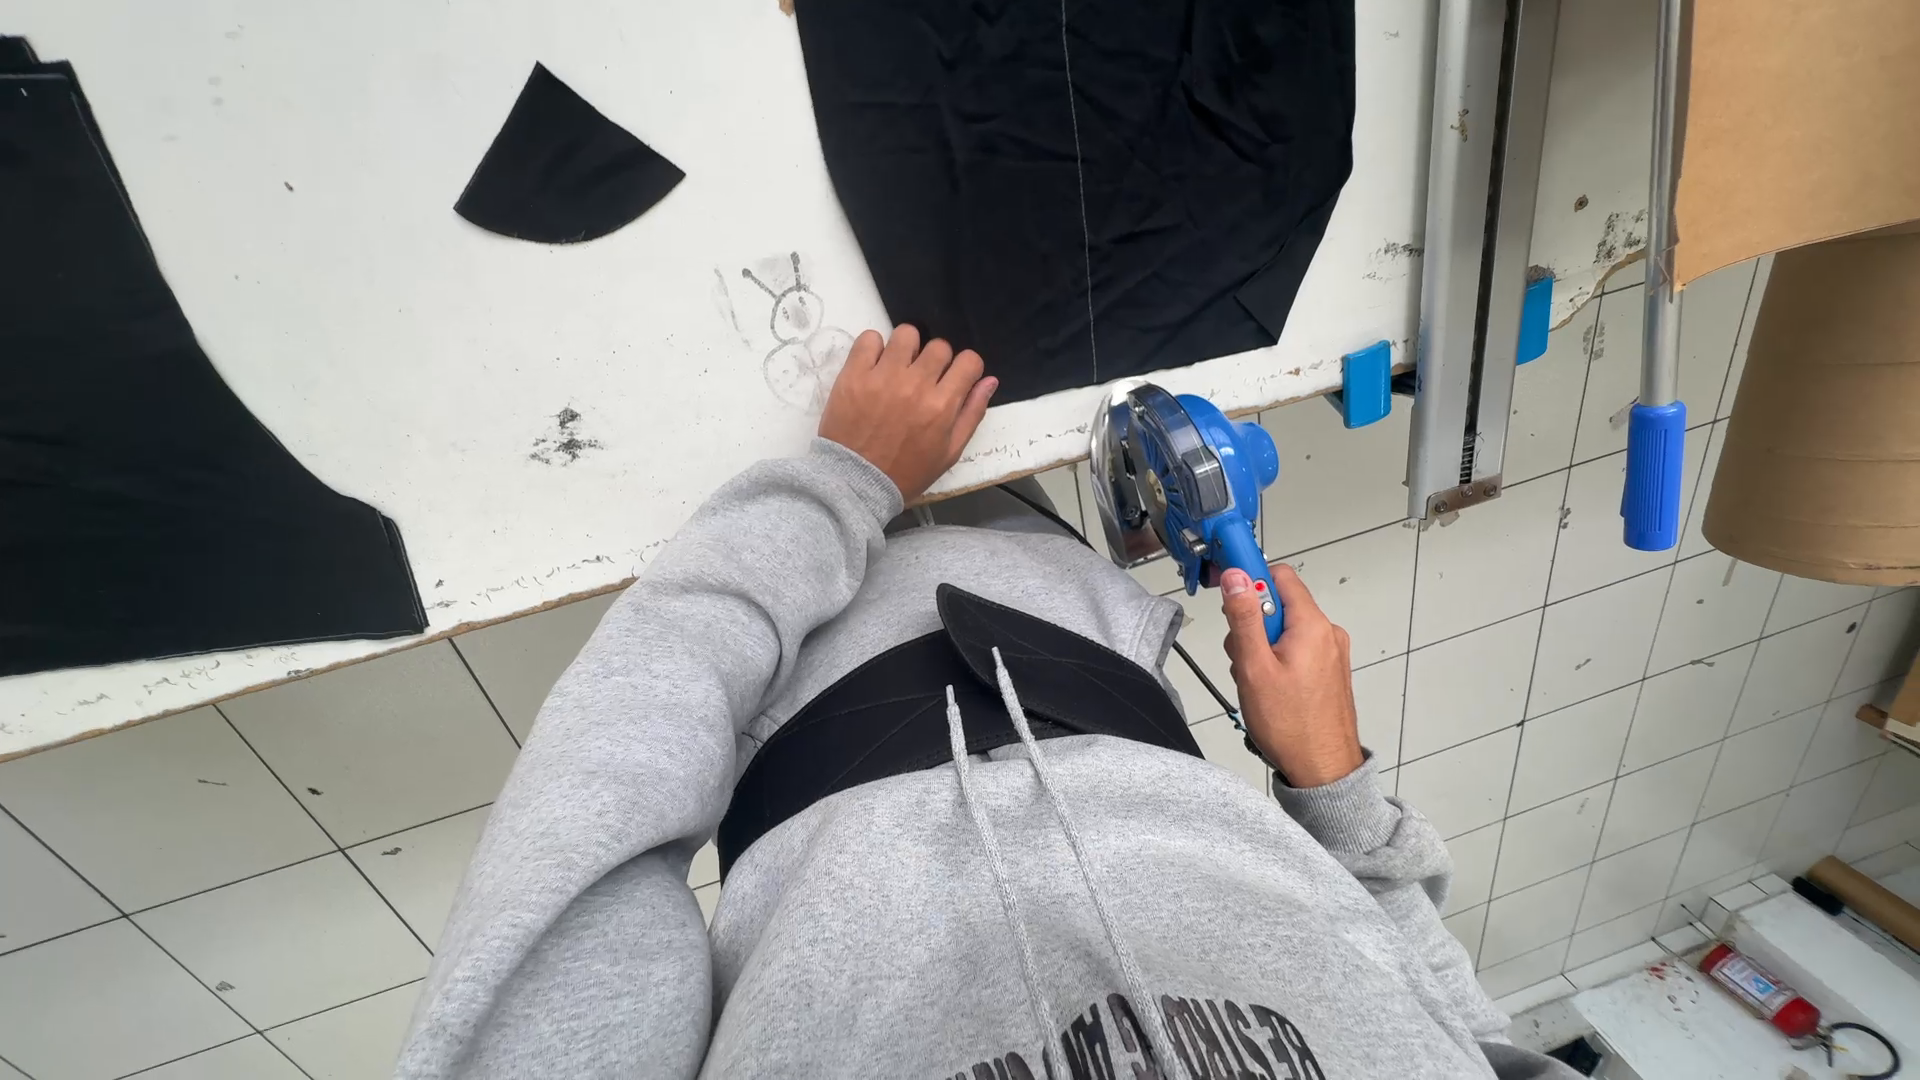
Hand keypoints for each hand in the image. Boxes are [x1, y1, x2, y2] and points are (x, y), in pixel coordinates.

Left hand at [818, 325, 997, 503]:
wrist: (857, 483)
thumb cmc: (906, 472)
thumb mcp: (949, 453)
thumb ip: (972, 414)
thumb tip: (990, 381)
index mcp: (942, 405)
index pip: (969, 361)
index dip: (966, 368)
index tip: (955, 379)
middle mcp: (916, 384)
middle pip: (939, 346)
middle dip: (938, 360)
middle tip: (925, 379)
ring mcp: (883, 376)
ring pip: (907, 334)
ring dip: (908, 347)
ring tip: (899, 367)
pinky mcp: (854, 374)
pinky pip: (869, 338)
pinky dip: (875, 347)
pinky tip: (875, 366)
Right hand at [1220, 564, 1363, 787]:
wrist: (1323, 772)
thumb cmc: (1288, 724)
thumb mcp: (1254, 667)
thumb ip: (1243, 617)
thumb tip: (1235, 575)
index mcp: (1311, 625)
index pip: (1278, 575)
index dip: (1248, 578)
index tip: (1226, 593)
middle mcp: (1326, 632)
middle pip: (1276, 604)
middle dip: (1250, 623)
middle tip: (1242, 658)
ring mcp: (1330, 652)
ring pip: (1282, 629)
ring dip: (1259, 646)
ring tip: (1255, 681)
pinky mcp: (1328, 670)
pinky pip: (1293, 648)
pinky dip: (1274, 660)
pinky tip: (1268, 688)